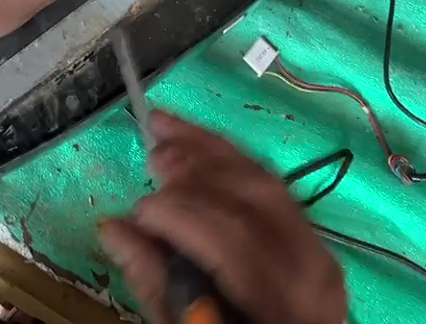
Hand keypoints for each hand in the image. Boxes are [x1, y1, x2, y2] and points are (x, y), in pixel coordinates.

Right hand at [100, 114, 346, 323]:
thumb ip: (159, 284)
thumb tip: (113, 229)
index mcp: (283, 296)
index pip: (234, 239)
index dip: (182, 216)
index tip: (138, 211)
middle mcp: (309, 262)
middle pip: (251, 195)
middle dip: (196, 168)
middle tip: (152, 155)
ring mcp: (312, 242)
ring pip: (258, 175)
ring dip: (206, 147)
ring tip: (163, 129)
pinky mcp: (303, 228)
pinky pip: (264, 179)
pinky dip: (226, 155)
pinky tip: (193, 142)